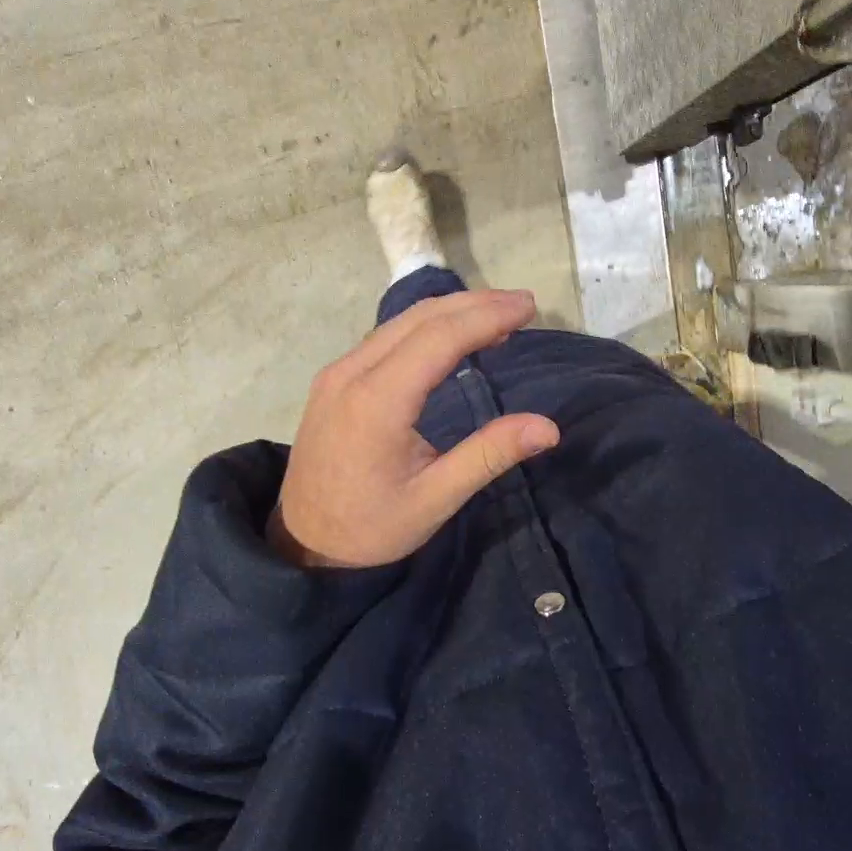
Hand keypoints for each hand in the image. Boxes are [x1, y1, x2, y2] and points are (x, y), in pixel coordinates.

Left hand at [267, 290, 560, 568]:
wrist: (303, 546)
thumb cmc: (371, 529)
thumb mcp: (435, 499)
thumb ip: (488, 455)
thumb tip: (548, 428)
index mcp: (377, 401)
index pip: (440, 338)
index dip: (488, 317)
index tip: (529, 308)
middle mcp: (351, 373)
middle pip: (420, 318)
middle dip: (475, 304)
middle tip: (524, 305)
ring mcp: (337, 374)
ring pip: (399, 323)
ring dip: (451, 312)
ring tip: (497, 315)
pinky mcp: (333, 382)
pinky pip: (384, 338)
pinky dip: (425, 328)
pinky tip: (451, 338)